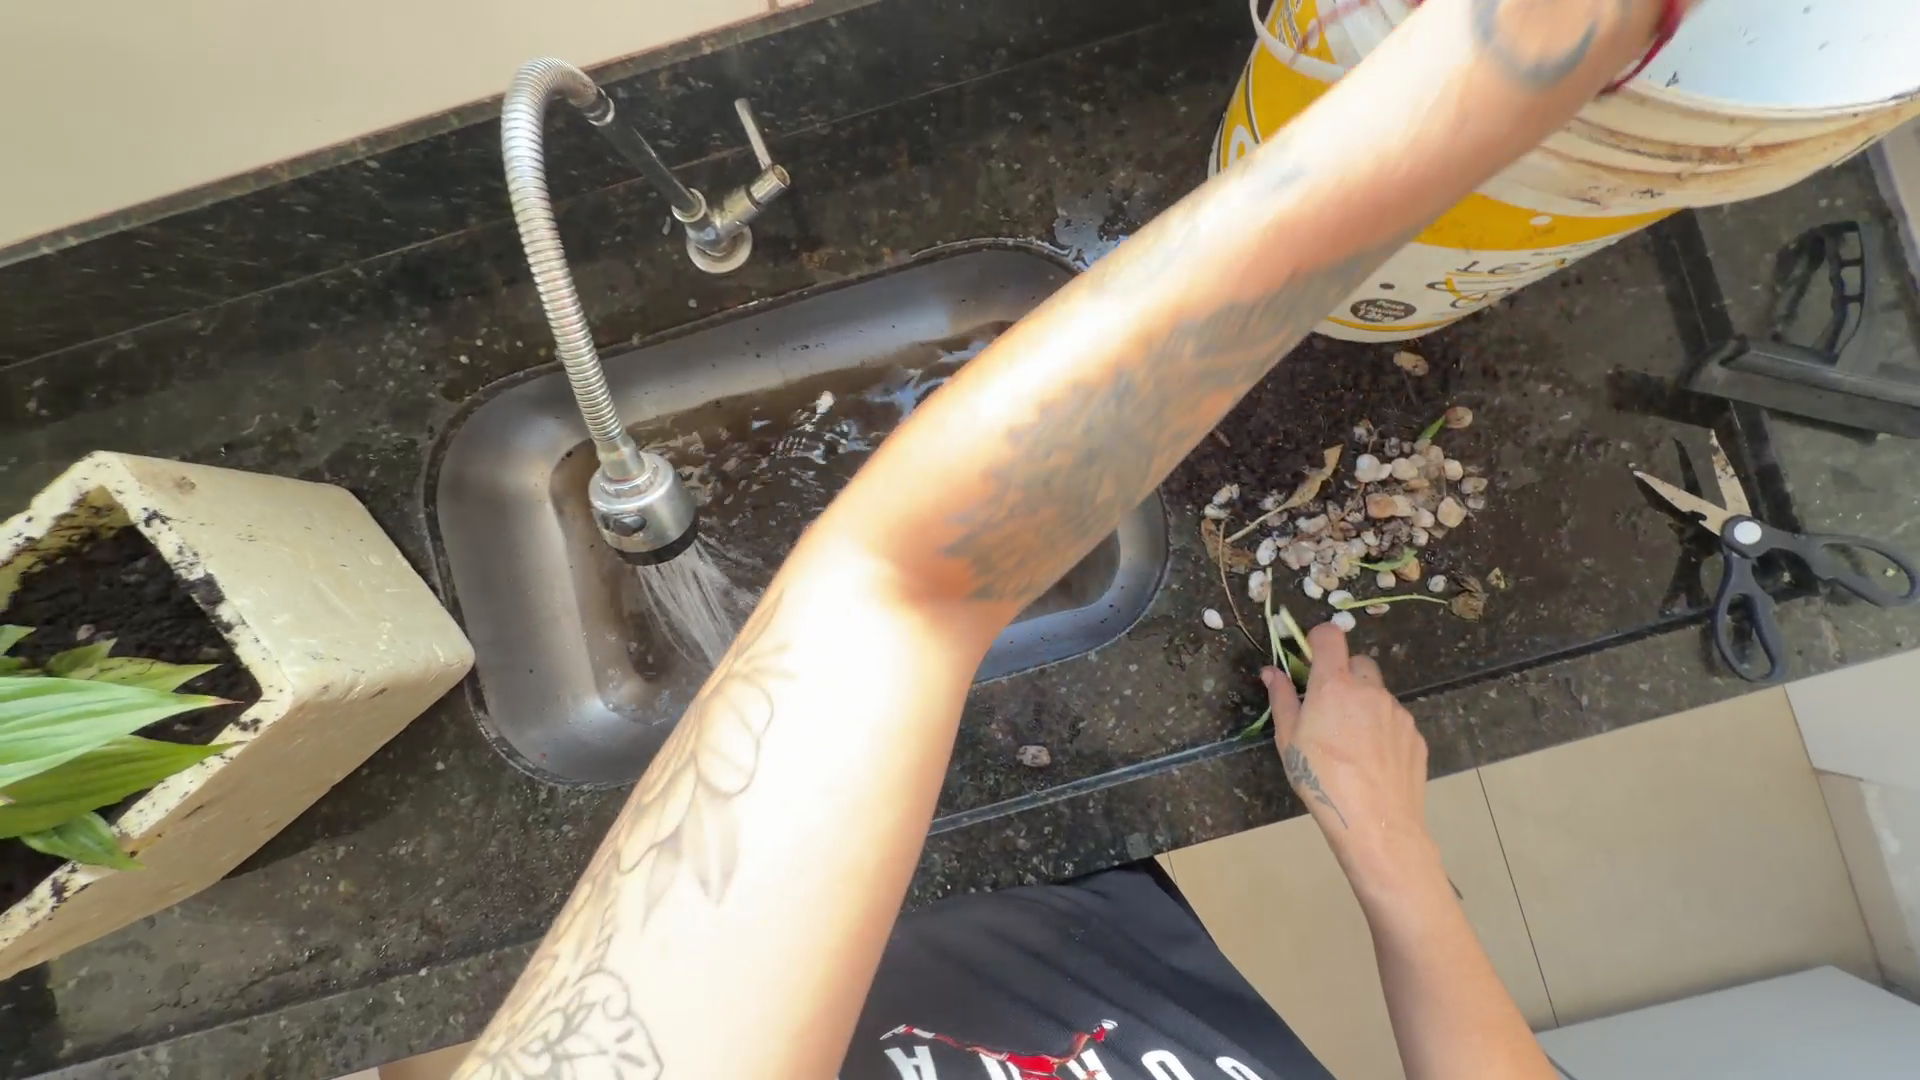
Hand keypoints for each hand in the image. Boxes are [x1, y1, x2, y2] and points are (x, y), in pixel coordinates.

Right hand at [1264, 622, 1437, 895]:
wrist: (1376, 823)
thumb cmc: (1320, 778)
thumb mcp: (1288, 738)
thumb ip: (1282, 699)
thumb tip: (1271, 672)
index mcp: (1334, 685)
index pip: (1331, 636)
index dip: (1318, 639)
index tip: (1309, 655)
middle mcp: (1370, 691)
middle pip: (1359, 663)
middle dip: (1344, 674)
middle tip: (1329, 705)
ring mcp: (1397, 713)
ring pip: (1378, 694)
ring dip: (1363, 704)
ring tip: (1350, 742)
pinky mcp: (1415, 736)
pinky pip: (1393, 720)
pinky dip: (1381, 728)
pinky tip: (1371, 759)